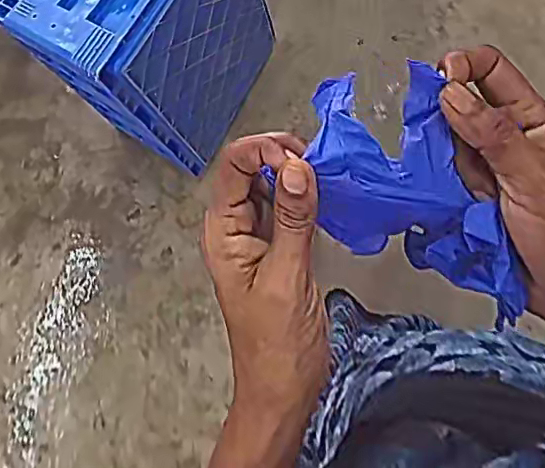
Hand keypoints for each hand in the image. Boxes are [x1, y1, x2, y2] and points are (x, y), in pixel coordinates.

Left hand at [202, 133, 327, 427]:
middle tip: (315, 161)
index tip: (297, 156)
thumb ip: (291, 220)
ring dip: (293, 173)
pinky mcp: (275, 244)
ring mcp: (253, 234)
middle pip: (249, 168)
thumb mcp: (287, 278)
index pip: (233, 167)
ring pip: (268, 184)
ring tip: (321, 173)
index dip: (261, 150)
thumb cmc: (276, 348)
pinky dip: (302, 196)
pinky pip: (284, 206)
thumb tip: (296, 168)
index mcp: (222, 229)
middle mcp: (233, 225)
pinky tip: (320, 195)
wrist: (283, 394)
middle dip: (279, 155)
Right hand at [437, 46, 544, 329]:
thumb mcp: (539, 183)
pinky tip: (457, 201)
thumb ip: (494, 136)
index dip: (462, 66)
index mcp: (532, 122)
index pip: (489, 68)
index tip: (440, 85)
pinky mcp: (465, 186)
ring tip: (471, 191)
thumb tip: (451, 92)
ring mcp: (483, 162)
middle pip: (455, 101)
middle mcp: (504, 135)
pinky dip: (435, 181)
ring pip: (441, 137)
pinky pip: (436, 169)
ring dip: (443, 160)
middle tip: (456, 153)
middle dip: (445, 123)